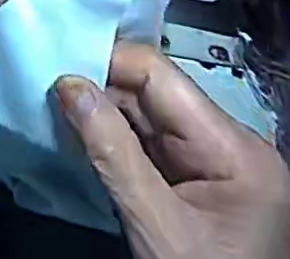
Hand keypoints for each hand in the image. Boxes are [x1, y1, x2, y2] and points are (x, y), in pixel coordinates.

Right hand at [56, 42, 289, 258]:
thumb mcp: (157, 227)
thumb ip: (113, 152)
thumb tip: (68, 84)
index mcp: (236, 148)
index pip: (160, 76)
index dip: (107, 63)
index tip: (58, 71)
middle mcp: (233, 142)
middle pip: (153, 92)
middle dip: (101, 90)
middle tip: (52, 94)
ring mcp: (219, 161)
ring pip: (147, 114)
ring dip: (104, 113)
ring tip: (62, 113)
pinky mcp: (202, 179)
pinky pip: (151, 141)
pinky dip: (117, 137)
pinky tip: (87, 137)